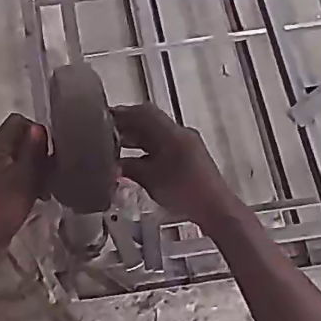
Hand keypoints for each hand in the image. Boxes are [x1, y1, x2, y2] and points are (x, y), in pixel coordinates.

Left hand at [0, 113, 48, 255]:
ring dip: (35, 166)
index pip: (17, 121)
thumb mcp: (25, 176)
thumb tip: (38, 126)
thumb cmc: (4, 206)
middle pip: (18, 138)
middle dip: (38, 149)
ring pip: (18, 157)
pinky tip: (37, 194)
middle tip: (52, 168)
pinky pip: (14, 174)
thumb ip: (32, 150)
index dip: (37, 130)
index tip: (50, 149)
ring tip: (47, 184)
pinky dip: (27, 179)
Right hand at [111, 104, 242, 227]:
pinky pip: (164, 146)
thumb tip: (113, 163)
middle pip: (150, 122)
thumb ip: (128, 167)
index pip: (144, 112)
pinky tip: (135, 162)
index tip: (106, 116)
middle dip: (127, 126)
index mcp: (172, 133)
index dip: (122, 113)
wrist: (215, 208)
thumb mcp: (149, 179)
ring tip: (116, 147)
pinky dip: (147, 150)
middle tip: (106, 133)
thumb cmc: (186, 192)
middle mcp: (181, 134)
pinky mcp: (190, 157)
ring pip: (156, 134)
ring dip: (136, 139)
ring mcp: (187, 145)